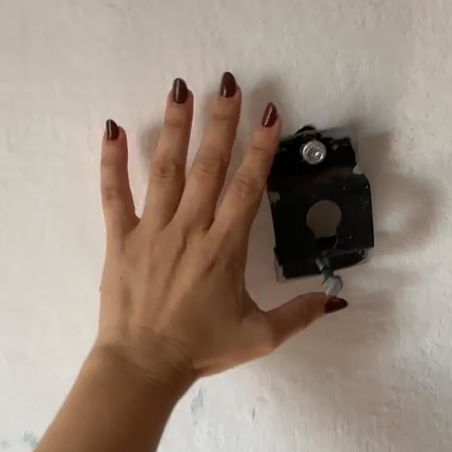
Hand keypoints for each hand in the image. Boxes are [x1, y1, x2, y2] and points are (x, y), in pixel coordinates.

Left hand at [92, 73, 344, 392]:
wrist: (141, 367)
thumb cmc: (201, 349)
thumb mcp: (260, 336)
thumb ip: (300, 314)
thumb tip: (338, 299)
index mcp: (225, 248)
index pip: (248, 187)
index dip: (261, 149)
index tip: (271, 114)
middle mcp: (190, 230)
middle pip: (209, 166)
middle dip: (221, 122)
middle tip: (229, 83)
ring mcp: (152, 231)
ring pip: (166, 170)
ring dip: (175, 128)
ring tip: (181, 89)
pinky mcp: (120, 239)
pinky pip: (114, 194)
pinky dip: (113, 161)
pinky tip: (114, 128)